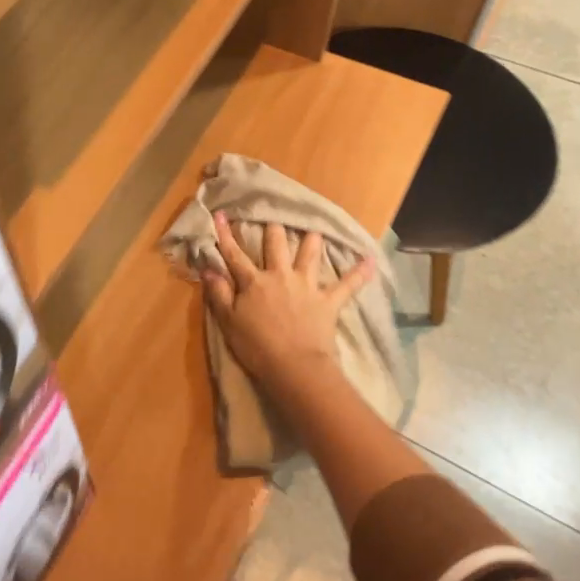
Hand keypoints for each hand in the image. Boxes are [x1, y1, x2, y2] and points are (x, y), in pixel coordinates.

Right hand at [202, 213, 371, 392]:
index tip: (220, 214)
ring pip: (310, 254)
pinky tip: (371, 260)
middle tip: (274, 218)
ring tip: (315, 229)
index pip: (234, 254)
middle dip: (273, 229)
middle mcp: (280, 275)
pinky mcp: (328, 301)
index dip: (225, 234)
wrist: (294, 366)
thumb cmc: (256, 346)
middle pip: (276, 245)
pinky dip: (360, 272)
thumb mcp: (228, 321)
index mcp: (253, 282)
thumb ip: (218, 293)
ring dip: (312, 241)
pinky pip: (348, 284)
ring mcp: (306, 286)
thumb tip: (208, 268)